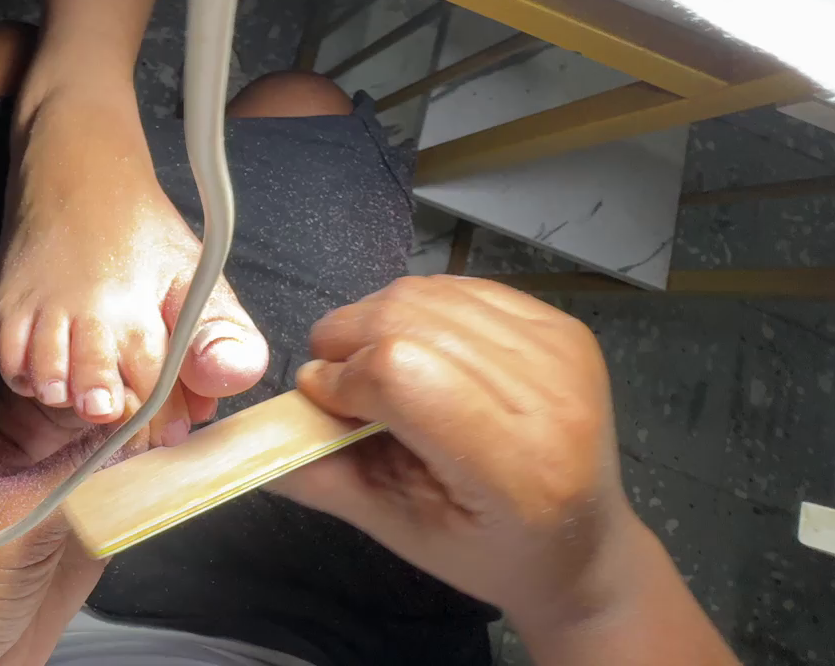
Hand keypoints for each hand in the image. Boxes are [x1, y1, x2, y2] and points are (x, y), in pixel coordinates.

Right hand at [0, 84, 267, 426]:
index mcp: (139, 309)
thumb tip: (216, 395)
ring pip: (49, 390)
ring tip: (87, 382)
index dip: (165, 417)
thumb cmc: (141, 235)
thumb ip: (219, 333)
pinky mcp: (3, 308)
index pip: (153, 394)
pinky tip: (53, 362)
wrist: (79, 176)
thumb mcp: (194, 275)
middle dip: (117, 412)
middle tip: (123, 402)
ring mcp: (40, 312)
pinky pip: (10, 368)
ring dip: (69, 397)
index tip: (169, 421)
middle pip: (96, 400)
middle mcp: (86, 313)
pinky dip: (29, 377)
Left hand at [0, 390, 184, 665]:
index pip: (80, 380)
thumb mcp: (17, 518)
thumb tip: (139, 412)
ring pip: (126, 443)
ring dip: (161, 437)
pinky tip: (190, 469)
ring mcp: (71, 480)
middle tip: (196, 407)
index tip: (172, 384)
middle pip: (109, 404)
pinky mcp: (91, 522)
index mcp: (14, 418)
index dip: (125, 378)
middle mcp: (46, 439)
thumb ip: (80, 469)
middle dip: (151, 401)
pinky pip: (132, 489)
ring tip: (199, 429)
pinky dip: (160, 479)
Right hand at [268, 275, 641, 630]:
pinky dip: (412, 307)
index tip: (323, 401)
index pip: (399, 373)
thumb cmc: (486, 549)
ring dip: (373, 318)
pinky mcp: (558, 324)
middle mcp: (548, 399)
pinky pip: (451, 285)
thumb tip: (249, 443)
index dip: (342, 378)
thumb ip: (323, 480)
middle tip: (339, 379)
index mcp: (514, 469)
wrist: (585, 546)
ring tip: (375, 362)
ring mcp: (558, 351)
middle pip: (403, 319)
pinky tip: (417, 345)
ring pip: (420, 292)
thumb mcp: (398, 532)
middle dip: (344, 340)